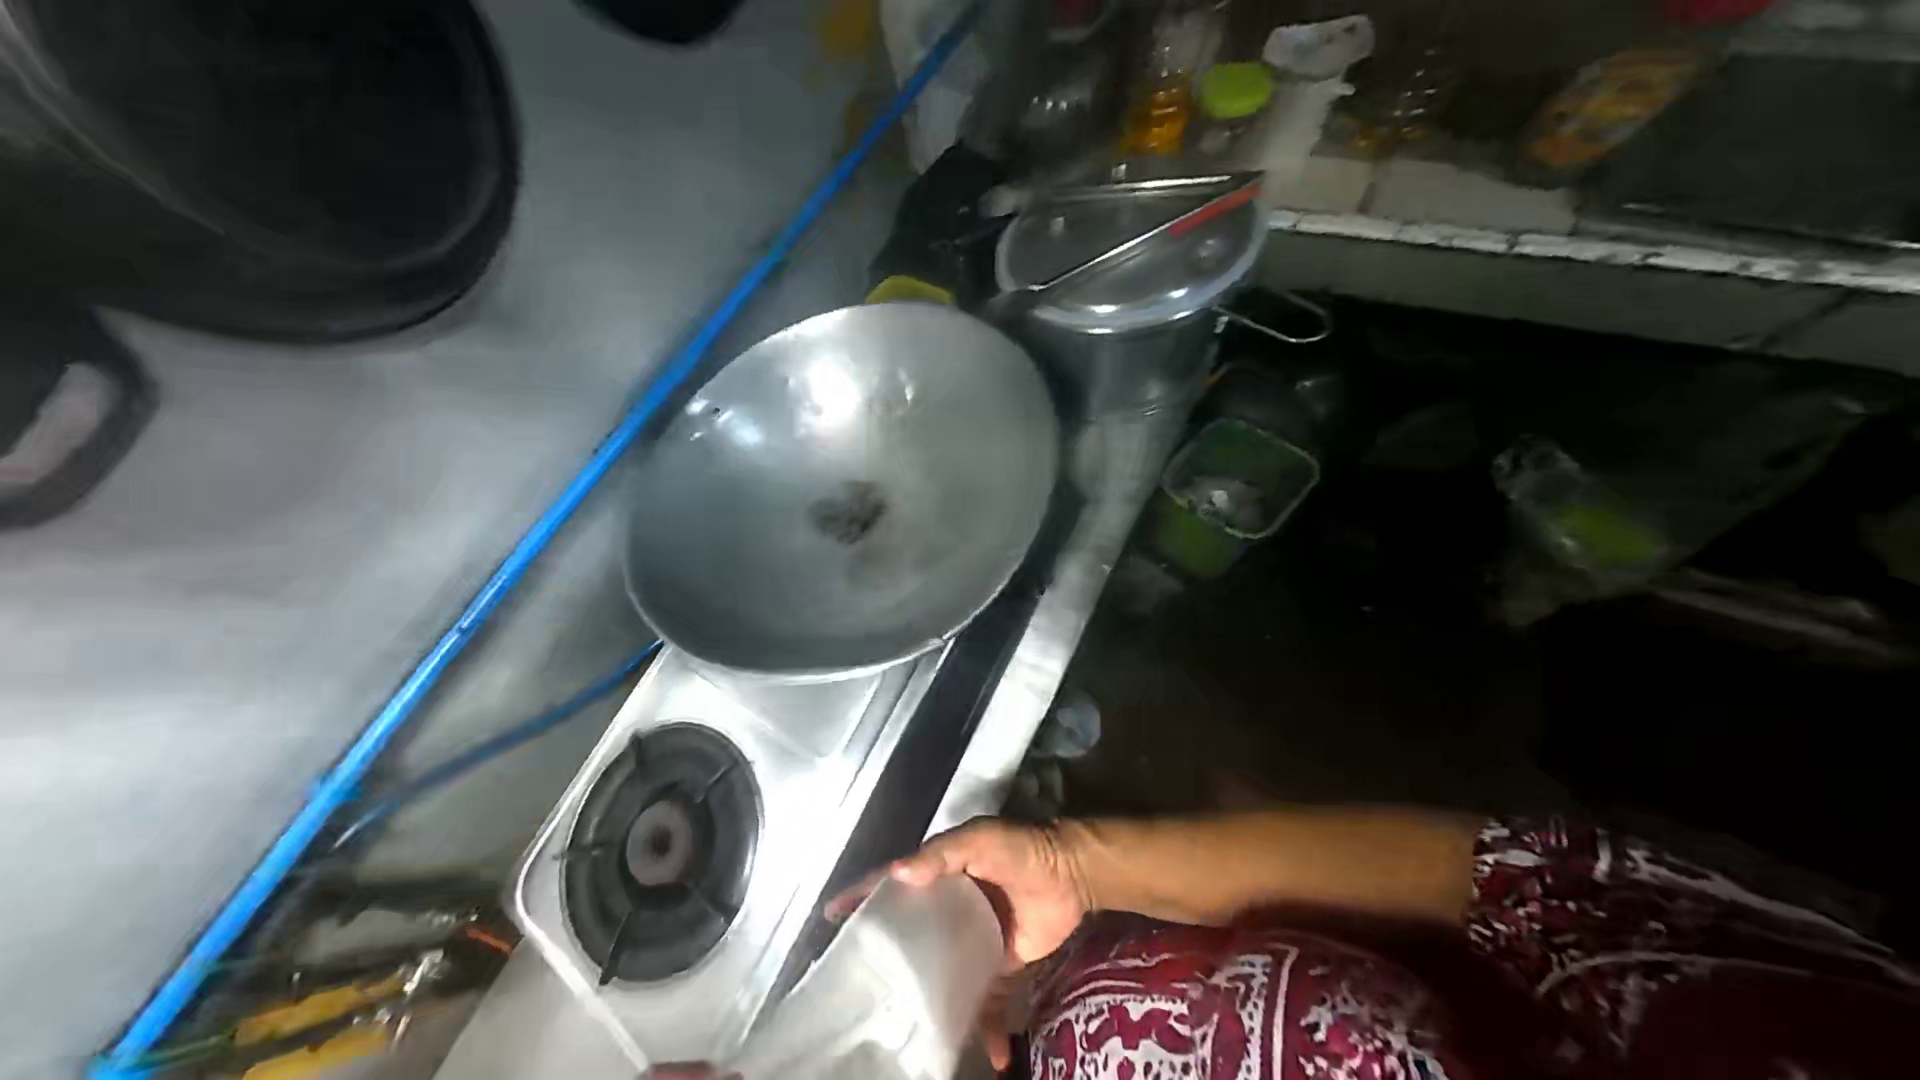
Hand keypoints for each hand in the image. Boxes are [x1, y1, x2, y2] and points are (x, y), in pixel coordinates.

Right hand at [828, 818, 1094, 1070]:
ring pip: (943, 976)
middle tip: (860, 992)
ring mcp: (974, 938)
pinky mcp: (1000, 964)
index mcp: (939, 873)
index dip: (861, 896)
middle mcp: (949, 907)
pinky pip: (987, 1000)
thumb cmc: (1020, 849)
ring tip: (911, 1036)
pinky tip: (988, 1055)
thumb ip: (940, 855)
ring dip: (932, 1005)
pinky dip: (986, 1028)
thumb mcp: (978, 840)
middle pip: (911, 936)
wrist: (1072, 873)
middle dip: (888, 961)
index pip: (892, 884)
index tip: (830, 917)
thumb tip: (896, 875)